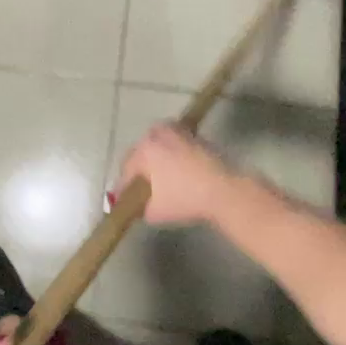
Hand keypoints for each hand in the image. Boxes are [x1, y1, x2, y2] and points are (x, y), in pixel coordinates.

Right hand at [118, 121, 237, 224]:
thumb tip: (139, 206)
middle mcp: (157, 135)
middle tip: (139, 185)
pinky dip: (171, 152)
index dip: (123, 187)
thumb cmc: (185, 199)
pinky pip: (175, 142)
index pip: (127, 169)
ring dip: (154, 155)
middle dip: (138, 167)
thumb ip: (141, 208)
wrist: (224, 190)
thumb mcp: (155, 212)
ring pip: (158, 141)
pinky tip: (176, 168)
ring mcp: (178, 132)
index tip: (122, 200)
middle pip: (140, 151)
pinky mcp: (195, 135)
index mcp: (144, 151)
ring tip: (157, 174)